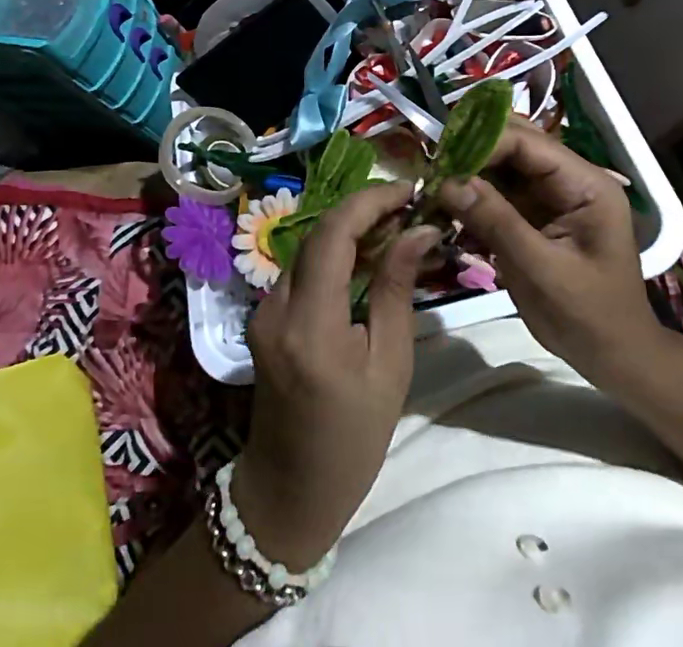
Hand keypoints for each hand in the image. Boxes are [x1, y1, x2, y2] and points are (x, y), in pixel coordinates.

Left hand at [233, 183, 438, 569]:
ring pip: (307, 250)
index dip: (370, 202)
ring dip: (350, 232)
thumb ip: (396, 290)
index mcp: (309, 324)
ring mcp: (262, 313)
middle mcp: (275, 308)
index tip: (409, 191)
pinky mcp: (263, 320)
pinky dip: (335, 258)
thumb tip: (420, 231)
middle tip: (410, 209)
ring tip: (398, 229)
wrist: (289, 491)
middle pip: (317, 235)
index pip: (333, 234)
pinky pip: (301, 273)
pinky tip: (367, 261)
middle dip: (363, 211)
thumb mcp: (390, 365)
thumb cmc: (352, 438)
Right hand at [438, 122, 659, 376]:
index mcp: (586, 184)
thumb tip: (449, 182)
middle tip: (430, 166)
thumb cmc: (589, 314)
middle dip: (473, 153)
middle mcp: (569, 181)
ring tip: (431, 183)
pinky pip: (499, 197)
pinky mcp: (534, 219)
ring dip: (469, 175)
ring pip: (503, 170)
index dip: (484, 143)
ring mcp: (551, 199)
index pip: (529, 144)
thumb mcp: (542, 269)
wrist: (613, 355)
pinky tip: (445, 206)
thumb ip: (498, 222)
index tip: (442, 159)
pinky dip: (473, 199)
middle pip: (515, 148)